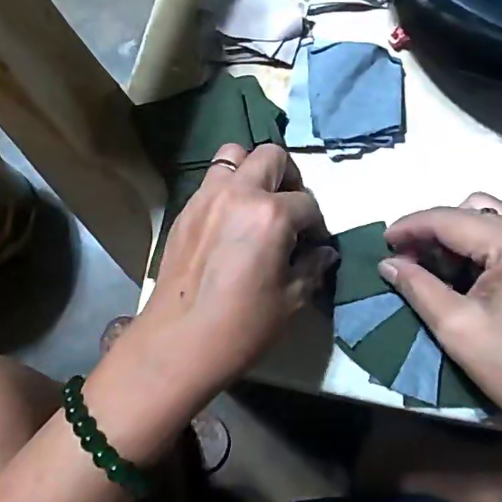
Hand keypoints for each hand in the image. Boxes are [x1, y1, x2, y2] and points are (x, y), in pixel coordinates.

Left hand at [121, 143, 333, 413]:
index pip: (307, 203)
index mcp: (271, 214)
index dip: (317, 225)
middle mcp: (238, 194)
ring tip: (258, 203)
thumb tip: (324, 252)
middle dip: (290, 177)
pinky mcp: (185, 210)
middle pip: (271, 156)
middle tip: (291, 209)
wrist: (177, 345)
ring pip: (234, 155)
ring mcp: (207, 198)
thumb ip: (312, 266)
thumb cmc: (242, 326)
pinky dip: (228, 189)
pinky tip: (231, 222)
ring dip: (253, 172)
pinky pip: (212, 181)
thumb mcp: (291, 299)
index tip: (315, 244)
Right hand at [381, 194, 501, 443]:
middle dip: (434, 230)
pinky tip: (461, 276)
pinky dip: (478, 249)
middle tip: (406, 260)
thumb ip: (418, 287)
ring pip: (489, 221)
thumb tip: (389, 262)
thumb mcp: (458, 328)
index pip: (451, 218)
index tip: (380, 243)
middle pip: (472, 212)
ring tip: (429, 268)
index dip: (411, 226)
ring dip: (456, 238)